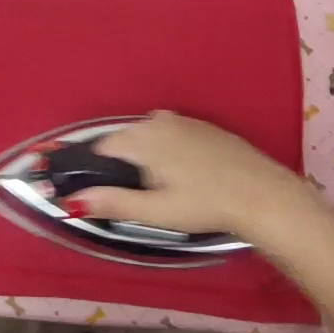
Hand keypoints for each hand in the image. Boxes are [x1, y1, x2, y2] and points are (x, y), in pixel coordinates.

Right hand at [71, 110, 326, 246]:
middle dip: (120, 161)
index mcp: (141, 139)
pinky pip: (170, 132)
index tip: (102, 191)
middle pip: (124, 138)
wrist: (262, 194)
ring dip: (143, 153)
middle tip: (133, 194)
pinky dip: (166, 147)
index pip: (101, 147)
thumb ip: (113, 202)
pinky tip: (182, 171)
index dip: (96, 169)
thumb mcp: (156, 211)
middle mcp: (157, 120)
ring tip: (157, 185)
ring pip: (147, 134)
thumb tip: (71, 200)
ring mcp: (182, 120)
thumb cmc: (205, 205)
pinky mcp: (202, 125)